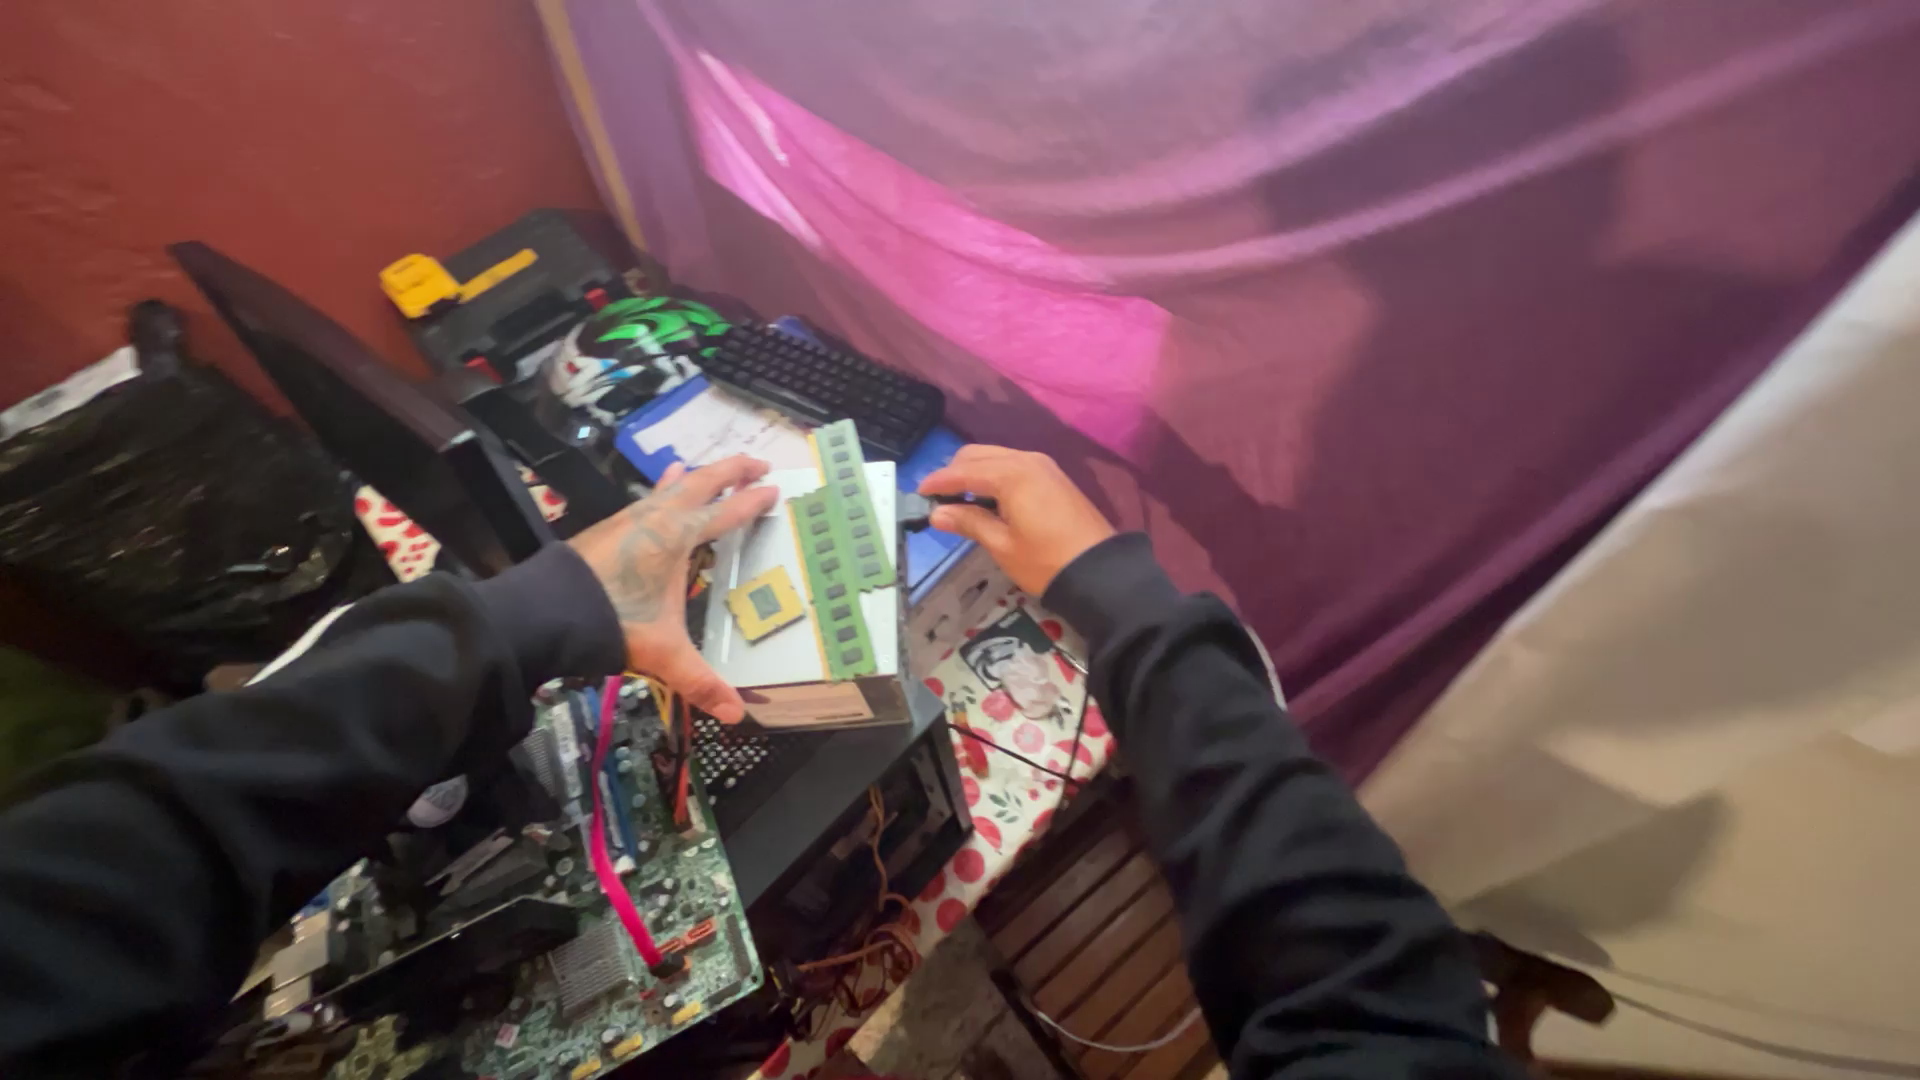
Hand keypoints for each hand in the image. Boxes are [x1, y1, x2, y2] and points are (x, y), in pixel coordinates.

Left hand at [569, 455, 777, 722]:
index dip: (754, 503)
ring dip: (693, 477)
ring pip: (669, 487)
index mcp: (678, 537)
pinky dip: (659, 490)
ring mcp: (630, 519)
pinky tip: (654, 493)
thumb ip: (701, 681)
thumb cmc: (612, 622)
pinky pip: (646, 500)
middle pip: (702, 483)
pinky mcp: (609, 528)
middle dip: (732, 471)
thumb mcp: (664, 652)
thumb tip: (738, 714)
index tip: (776, 490)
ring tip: (700, 466)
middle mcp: (657, 518)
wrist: (541, 613)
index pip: (727, 513)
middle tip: (759, 463)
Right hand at [918, 445, 1114, 595]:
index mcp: (1011, 474)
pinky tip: (988, 499)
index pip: (963, 471)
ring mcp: (1043, 466)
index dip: (939, 482)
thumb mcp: (1002, 545)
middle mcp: (1026, 460)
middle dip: (955, 472)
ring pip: (996, 457)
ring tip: (960, 500)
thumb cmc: (1045, 561)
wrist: (1100, 571)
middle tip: (939, 499)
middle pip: (978, 454)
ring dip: (975, 472)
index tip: (919, 493)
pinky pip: (1013, 465)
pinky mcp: (1053, 477)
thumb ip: (969, 522)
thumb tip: (937, 513)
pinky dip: (994, 475)